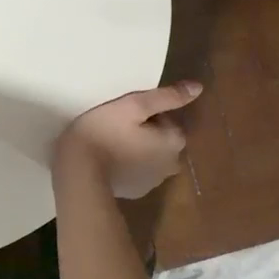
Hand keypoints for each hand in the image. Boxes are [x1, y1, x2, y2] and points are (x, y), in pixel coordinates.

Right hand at [52, 82, 202, 198]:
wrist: (80, 172)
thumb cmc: (103, 133)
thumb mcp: (131, 106)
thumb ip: (165, 97)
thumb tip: (198, 87)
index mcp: (174, 140)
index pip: (166, 120)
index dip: (144, 114)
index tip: (122, 114)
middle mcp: (172, 163)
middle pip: (161, 140)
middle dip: (144, 134)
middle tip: (114, 128)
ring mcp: (155, 181)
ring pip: (150, 158)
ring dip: (136, 150)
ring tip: (108, 144)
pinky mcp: (136, 191)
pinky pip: (136, 173)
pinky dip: (126, 166)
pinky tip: (107, 161)